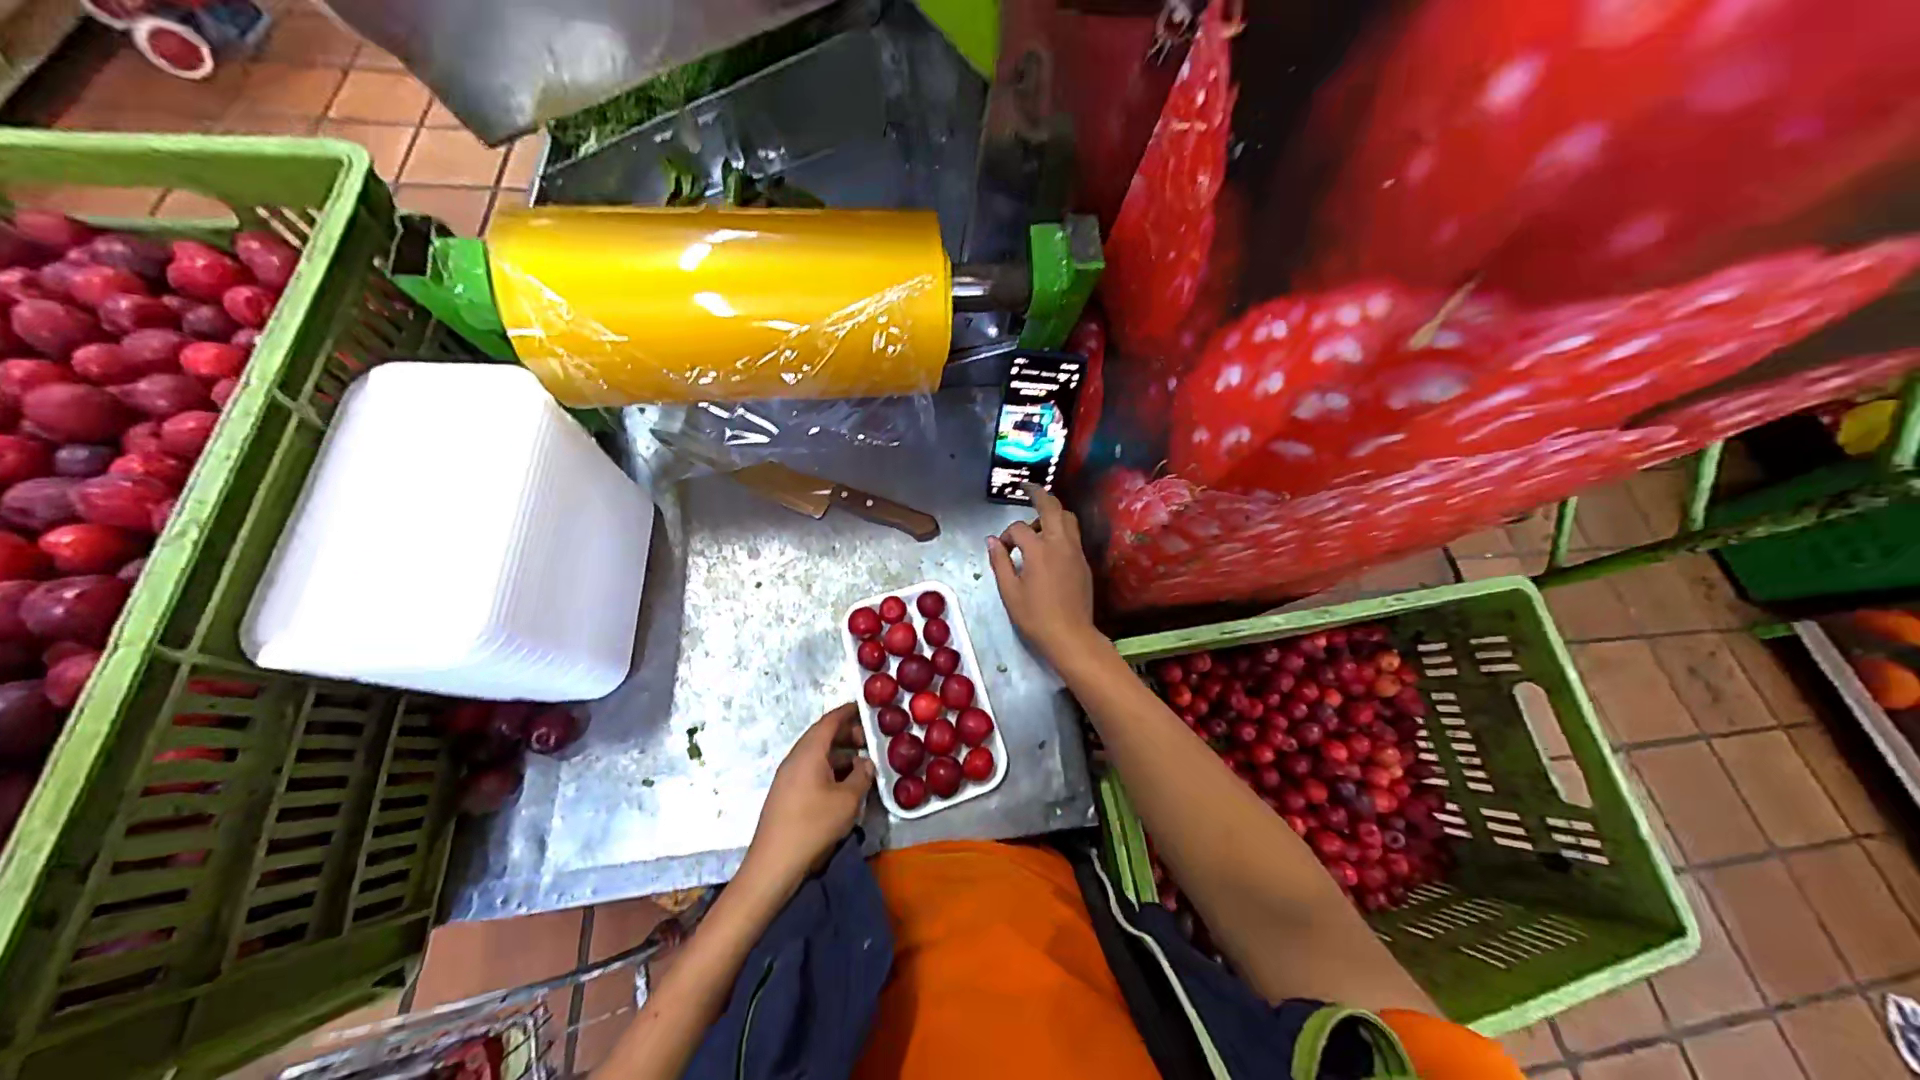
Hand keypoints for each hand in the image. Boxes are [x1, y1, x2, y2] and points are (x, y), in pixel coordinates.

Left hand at [741, 704, 874, 890]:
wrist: (774, 862)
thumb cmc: (813, 825)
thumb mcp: (848, 800)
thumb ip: (861, 776)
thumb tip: (866, 763)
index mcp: (809, 753)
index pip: (829, 722)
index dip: (847, 712)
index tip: (864, 707)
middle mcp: (795, 759)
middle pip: (821, 737)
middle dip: (845, 734)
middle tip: (868, 739)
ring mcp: (788, 777)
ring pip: (816, 755)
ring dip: (839, 754)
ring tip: (861, 763)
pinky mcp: (786, 794)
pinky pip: (810, 770)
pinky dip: (829, 768)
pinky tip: (844, 784)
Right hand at [987, 484, 1104, 668]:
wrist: (1070, 636)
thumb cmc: (1035, 616)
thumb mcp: (1009, 591)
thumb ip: (999, 562)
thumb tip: (992, 541)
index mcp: (1039, 549)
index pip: (1018, 528)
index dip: (1005, 537)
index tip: (1001, 551)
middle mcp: (1060, 543)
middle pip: (1051, 507)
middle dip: (1038, 493)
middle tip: (1026, 487)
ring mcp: (1076, 551)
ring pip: (1068, 518)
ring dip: (1052, 512)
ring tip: (1038, 520)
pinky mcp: (1084, 562)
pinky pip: (1073, 535)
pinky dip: (1061, 528)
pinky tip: (1051, 542)